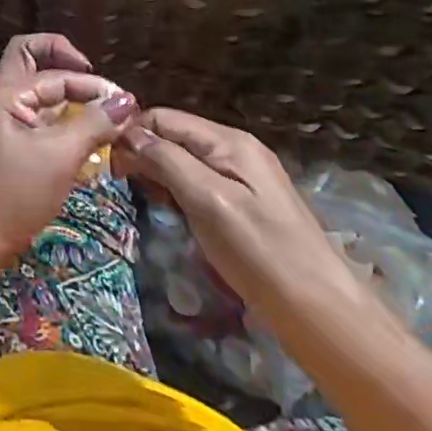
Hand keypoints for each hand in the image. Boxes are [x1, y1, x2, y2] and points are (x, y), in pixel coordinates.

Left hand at [0, 34, 135, 266]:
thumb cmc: (16, 192)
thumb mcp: (59, 156)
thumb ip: (93, 124)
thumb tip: (126, 101)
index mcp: (5, 93)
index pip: (53, 72)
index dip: (90, 83)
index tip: (124, 103)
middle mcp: (5, 97)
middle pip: (33, 58)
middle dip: (67, 62)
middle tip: (101, 86)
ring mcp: (11, 117)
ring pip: (41, 87)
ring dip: (71, 90)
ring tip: (106, 109)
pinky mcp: (20, 139)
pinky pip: (45, 112)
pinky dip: (69, 113)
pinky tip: (94, 129)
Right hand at [114, 109, 357, 316]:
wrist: (322, 313)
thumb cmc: (260, 252)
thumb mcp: (207, 200)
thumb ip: (166, 160)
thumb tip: (126, 132)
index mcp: (228, 140)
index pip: (162, 117)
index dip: (132, 133)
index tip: (109, 162)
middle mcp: (235, 149)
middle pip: (172, 135)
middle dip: (143, 154)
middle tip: (123, 184)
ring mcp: (242, 177)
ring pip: (181, 159)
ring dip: (157, 174)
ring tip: (144, 199)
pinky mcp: (243, 203)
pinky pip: (196, 181)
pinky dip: (176, 190)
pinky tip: (170, 211)